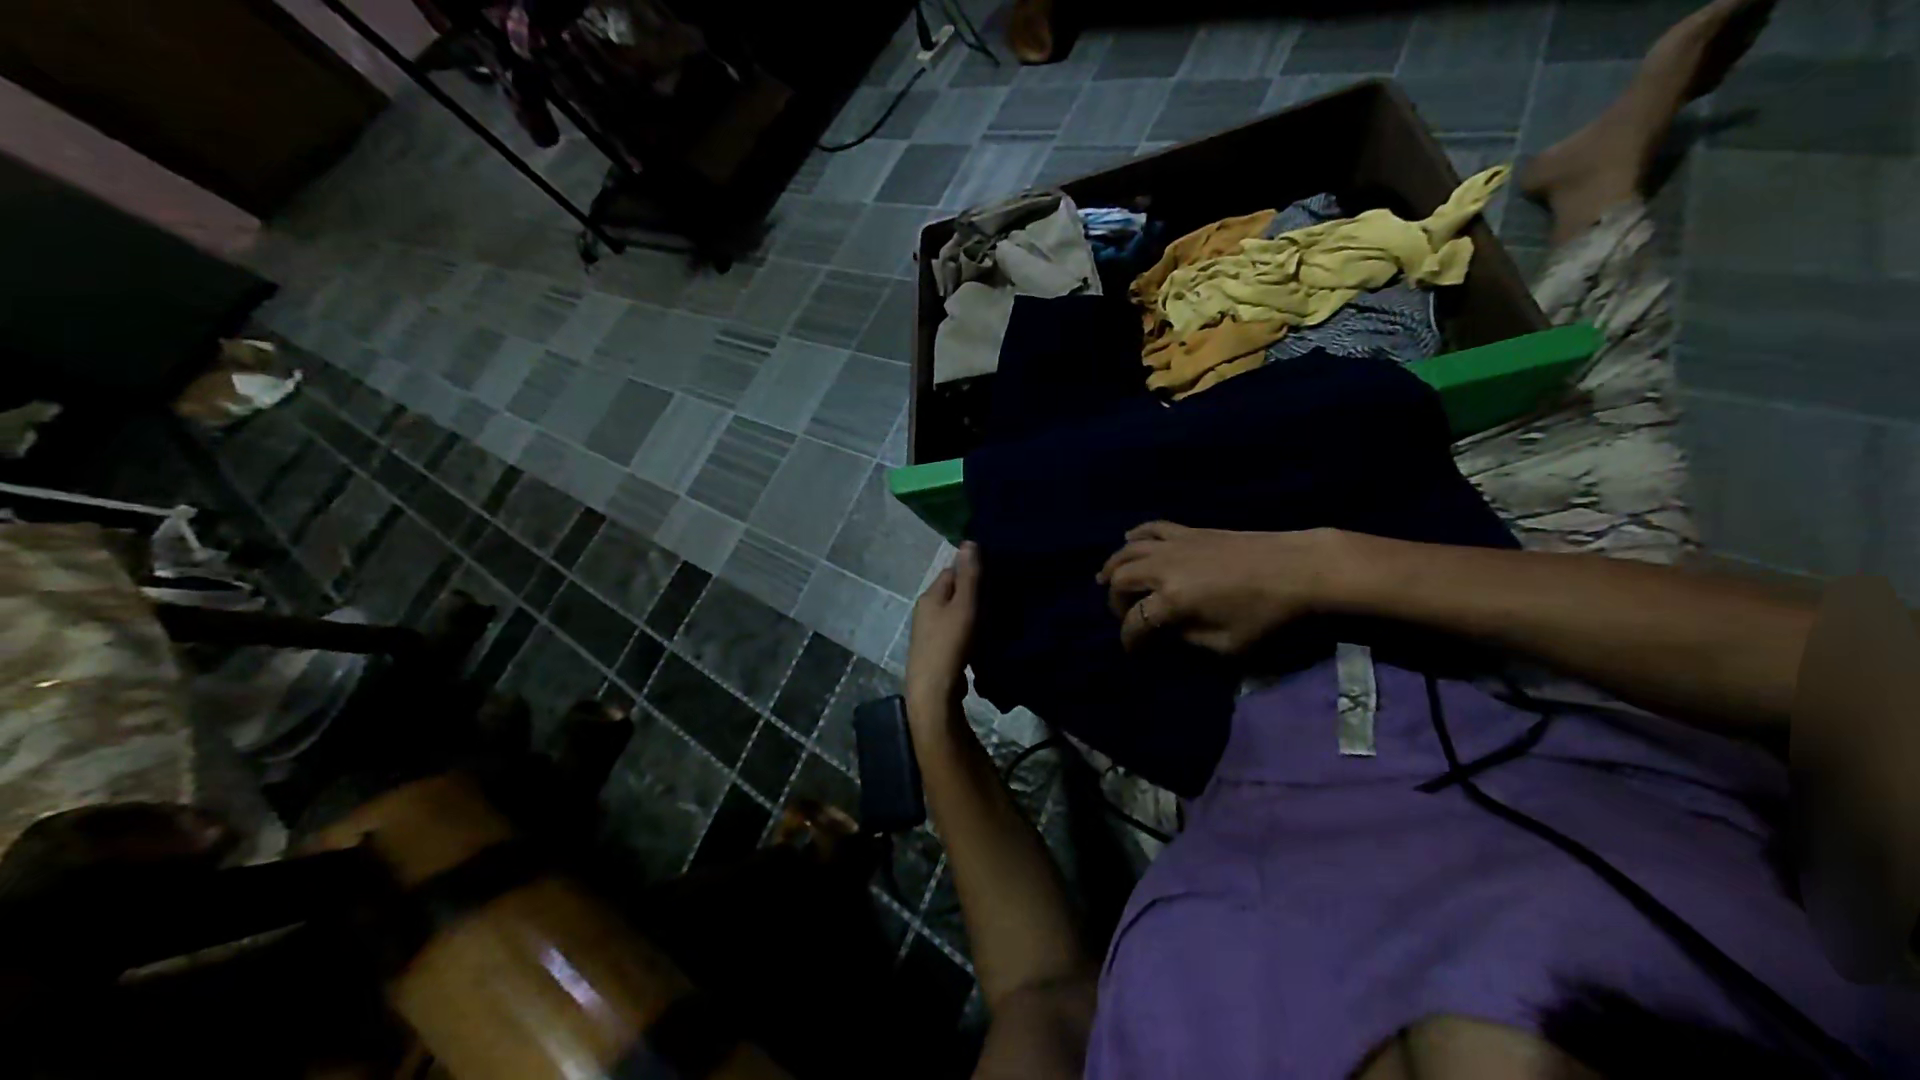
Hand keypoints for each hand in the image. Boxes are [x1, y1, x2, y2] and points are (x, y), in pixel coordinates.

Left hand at [907, 542, 980, 719]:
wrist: (934, 690)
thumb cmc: (950, 643)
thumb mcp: (964, 606)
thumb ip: (969, 576)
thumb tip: (969, 541)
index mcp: (929, 596)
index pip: (952, 571)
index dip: (972, 570)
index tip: (996, 574)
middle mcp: (925, 611)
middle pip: (952, 593)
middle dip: (973, 593)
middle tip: (1000, 596)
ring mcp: (928, 633)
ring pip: (954, 614)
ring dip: (972, 615)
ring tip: (995, 617)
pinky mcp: (936, 651)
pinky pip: (955, 633)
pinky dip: (968, 633)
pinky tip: (982, 639)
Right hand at [1097, 523, 1346, 652]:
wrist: (1300, 568)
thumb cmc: (1268, 614)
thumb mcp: (1227, 645)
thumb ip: (1189, 640)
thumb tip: (1168, 633)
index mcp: (1172, 601)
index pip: (1134, 623)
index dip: (1129, 640)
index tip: (1133, 651)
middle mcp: (1164, 569)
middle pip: (1121, 581)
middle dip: (1115, 602)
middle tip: (1125, 616)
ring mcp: (1175, 546)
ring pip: (1128, 552)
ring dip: (1113, 566)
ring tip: (1105, 578)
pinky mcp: (1189, 531)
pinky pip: (1152, 528)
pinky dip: (1135, 534)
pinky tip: (1128, 539)